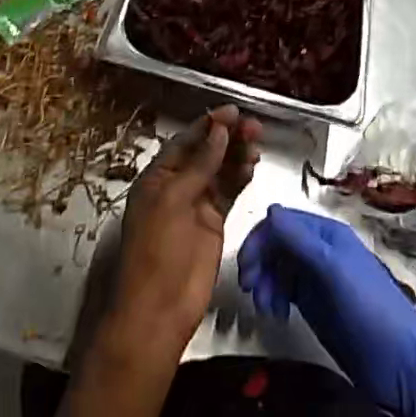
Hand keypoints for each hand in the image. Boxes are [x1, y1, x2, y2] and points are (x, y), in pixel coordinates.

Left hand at [53, 108, 260, 416]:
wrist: (160, 306)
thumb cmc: (157, 248)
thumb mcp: (173, 200)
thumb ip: (199, 165)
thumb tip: (218, 131)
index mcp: (158, 175)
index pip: (186, 141)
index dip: (209, 125)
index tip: (233, 111)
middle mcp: (177, 184)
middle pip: (206, 153)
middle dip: (228, 138)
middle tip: (254, 126)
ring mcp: (196, 204)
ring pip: (220, 171)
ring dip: (237, 156)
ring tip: (258, 142)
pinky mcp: (214, 222)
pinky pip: (229, 193)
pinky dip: (240, 178)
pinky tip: (253, 166)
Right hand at [238, 205, 415, 416]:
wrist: (402, 366)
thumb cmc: (370, 309)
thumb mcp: (333, 269)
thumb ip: (300, 238)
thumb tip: (269, 209)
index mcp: (326, 234)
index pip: (281, 223)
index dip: (259, 240)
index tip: (245, 266)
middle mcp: (319, 250)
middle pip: (276, 245)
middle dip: (259, 263)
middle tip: (249, 289)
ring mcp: (316, 277)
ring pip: (277, 267)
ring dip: (264, 283)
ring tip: (265, 308)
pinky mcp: (314, 303)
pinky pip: (283, 289)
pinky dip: (273, 298)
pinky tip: (275, 315)